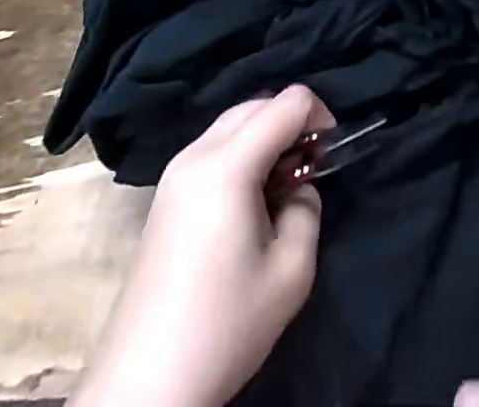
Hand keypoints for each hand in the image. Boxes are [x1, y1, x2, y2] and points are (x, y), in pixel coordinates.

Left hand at [71, 86, 335, 406]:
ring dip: (265, 135)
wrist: (147, 375)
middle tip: (312, 166)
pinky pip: (213, 147)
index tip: (331, 152)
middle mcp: (195, 154)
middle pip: (254, 105)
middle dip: (291, 121)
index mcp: (226, 165)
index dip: (319, 115)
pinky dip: (242, 152)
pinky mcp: (166, 193)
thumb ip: (307, 210)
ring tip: (284, 184)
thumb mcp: (291, 272)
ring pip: (231, 123)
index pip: (284, 103)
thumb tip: (298, 187)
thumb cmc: (225, 324)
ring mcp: (174, 171)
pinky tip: (252, 197)